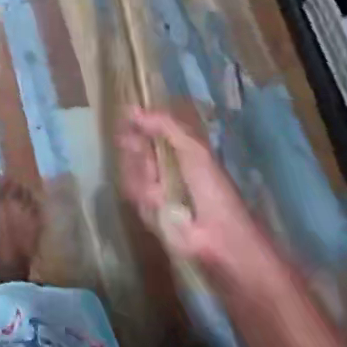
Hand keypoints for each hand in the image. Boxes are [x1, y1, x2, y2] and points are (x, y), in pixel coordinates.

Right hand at [115, 107, 273, 276]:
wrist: (220, 237)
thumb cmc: (212, 189)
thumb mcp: (194, 149)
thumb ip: (165, 125)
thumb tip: (131, 108)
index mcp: (180, 150)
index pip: (150, 130)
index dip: (138, 124)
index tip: (127, 118)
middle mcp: (165, 166)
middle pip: (135, 147)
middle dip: (135, 148)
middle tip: (142, 154)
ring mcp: (154, 188)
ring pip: (130, 168)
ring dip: (140, 175)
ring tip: (157, 188)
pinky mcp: (146, 209)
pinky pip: (131, 192)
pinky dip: (141, 194)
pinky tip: (155, 201)